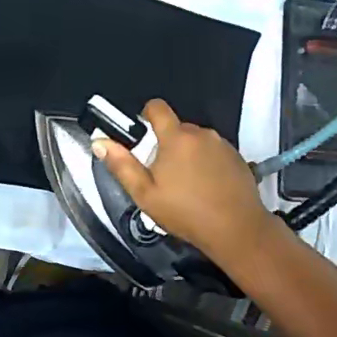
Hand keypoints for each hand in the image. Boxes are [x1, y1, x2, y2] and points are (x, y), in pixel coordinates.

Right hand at [95, 99, 282, 263]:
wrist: (235, 229)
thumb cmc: (185, 212)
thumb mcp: (145, 194)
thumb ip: (121, 165)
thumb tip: (100, 142)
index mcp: (176, 138)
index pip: (157, 107)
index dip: (145, 115)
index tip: (141, 135)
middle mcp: (201, 134)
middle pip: (176, 128)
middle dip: (166, 144)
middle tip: (160, 175)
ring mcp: (222, 144)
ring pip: (196, 141)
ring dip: (187, 154)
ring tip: (185, 185)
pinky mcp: (237, 158)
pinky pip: (213, 152)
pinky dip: (205, 163)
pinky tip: (204, 188)